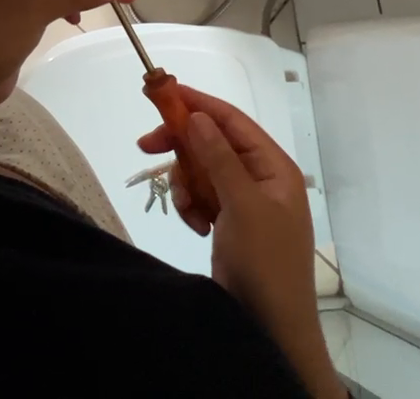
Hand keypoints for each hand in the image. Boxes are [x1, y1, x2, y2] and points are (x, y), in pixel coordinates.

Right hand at [138, 85, 343, 398]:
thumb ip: (218, 157)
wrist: (271, 326)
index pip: (231, 120)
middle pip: (211, 142)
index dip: (197, 103)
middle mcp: (260, 177)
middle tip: (146, 147)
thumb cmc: (265, 260)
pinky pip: (199, 196)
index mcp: (273, 166)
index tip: (160, 94)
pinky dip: (191, 206)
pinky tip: (197, 227)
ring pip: (200, 169)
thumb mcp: (242, 205)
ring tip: (190, 211)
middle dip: (182, 147)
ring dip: (186, 185)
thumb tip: (197, 115)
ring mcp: (244, 199)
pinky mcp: (228, 220)